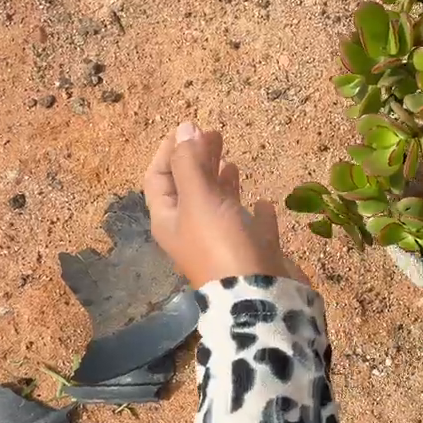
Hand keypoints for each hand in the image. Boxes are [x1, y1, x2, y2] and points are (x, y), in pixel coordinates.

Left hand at [143, 122, 306, 287]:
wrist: (258, 295)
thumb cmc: (221, 245)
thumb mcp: (199, 199)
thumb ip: (190, 163)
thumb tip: (185, 127)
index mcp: (169, 219)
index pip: (159, 178)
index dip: (170, 152)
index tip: (189, 127)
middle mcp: (192, 230)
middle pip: (190, 188)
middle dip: (199, 160)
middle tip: (215, 135)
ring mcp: (224, 243)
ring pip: (220, 206)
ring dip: (223, 182)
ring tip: (232, 162)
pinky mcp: (253, 253)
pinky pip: (252, 227)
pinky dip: (256, 213)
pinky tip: (263, 203)